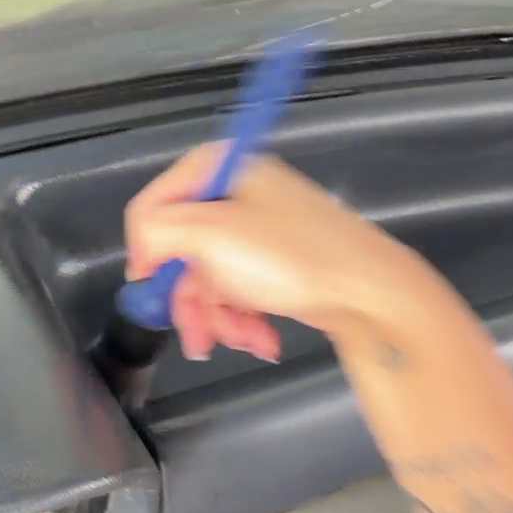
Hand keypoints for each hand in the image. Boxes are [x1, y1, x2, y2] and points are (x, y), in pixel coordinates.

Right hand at [124, 143, 463, 360]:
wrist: (370, 293)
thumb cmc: (288, 256)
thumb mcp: (207, 235)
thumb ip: (156, 233)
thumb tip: (143, 255)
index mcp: (219, 170)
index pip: (153, 206)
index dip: (146, 252)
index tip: (150, 290)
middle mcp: (237, 192)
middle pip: (182, 252)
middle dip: (191, 302)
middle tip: (197, 337)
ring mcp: (259, 229)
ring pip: (210, 279)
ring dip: (219, 318)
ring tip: (241, 342)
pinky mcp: (276, 260)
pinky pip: (239, 289)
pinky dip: (244, 319)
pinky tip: (261, 339)